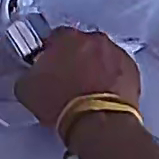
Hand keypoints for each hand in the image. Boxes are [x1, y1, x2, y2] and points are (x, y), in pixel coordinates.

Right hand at [15, 28, 141, 129]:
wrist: (96, 121)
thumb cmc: (63, 102)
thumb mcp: (26, 89)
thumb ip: (28, 74)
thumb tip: (31, 76)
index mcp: (65, 38)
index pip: (53, 37)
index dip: (48, 52)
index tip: (46, 65)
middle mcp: (93, 40)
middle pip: (80, 44)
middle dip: (73, 58)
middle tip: (65, 78)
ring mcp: (115, 53)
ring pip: (101, 55)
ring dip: (93, 67)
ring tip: (84, 89)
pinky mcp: (132, 69)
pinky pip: (118, 69)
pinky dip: (111, 78)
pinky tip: (100, 94)